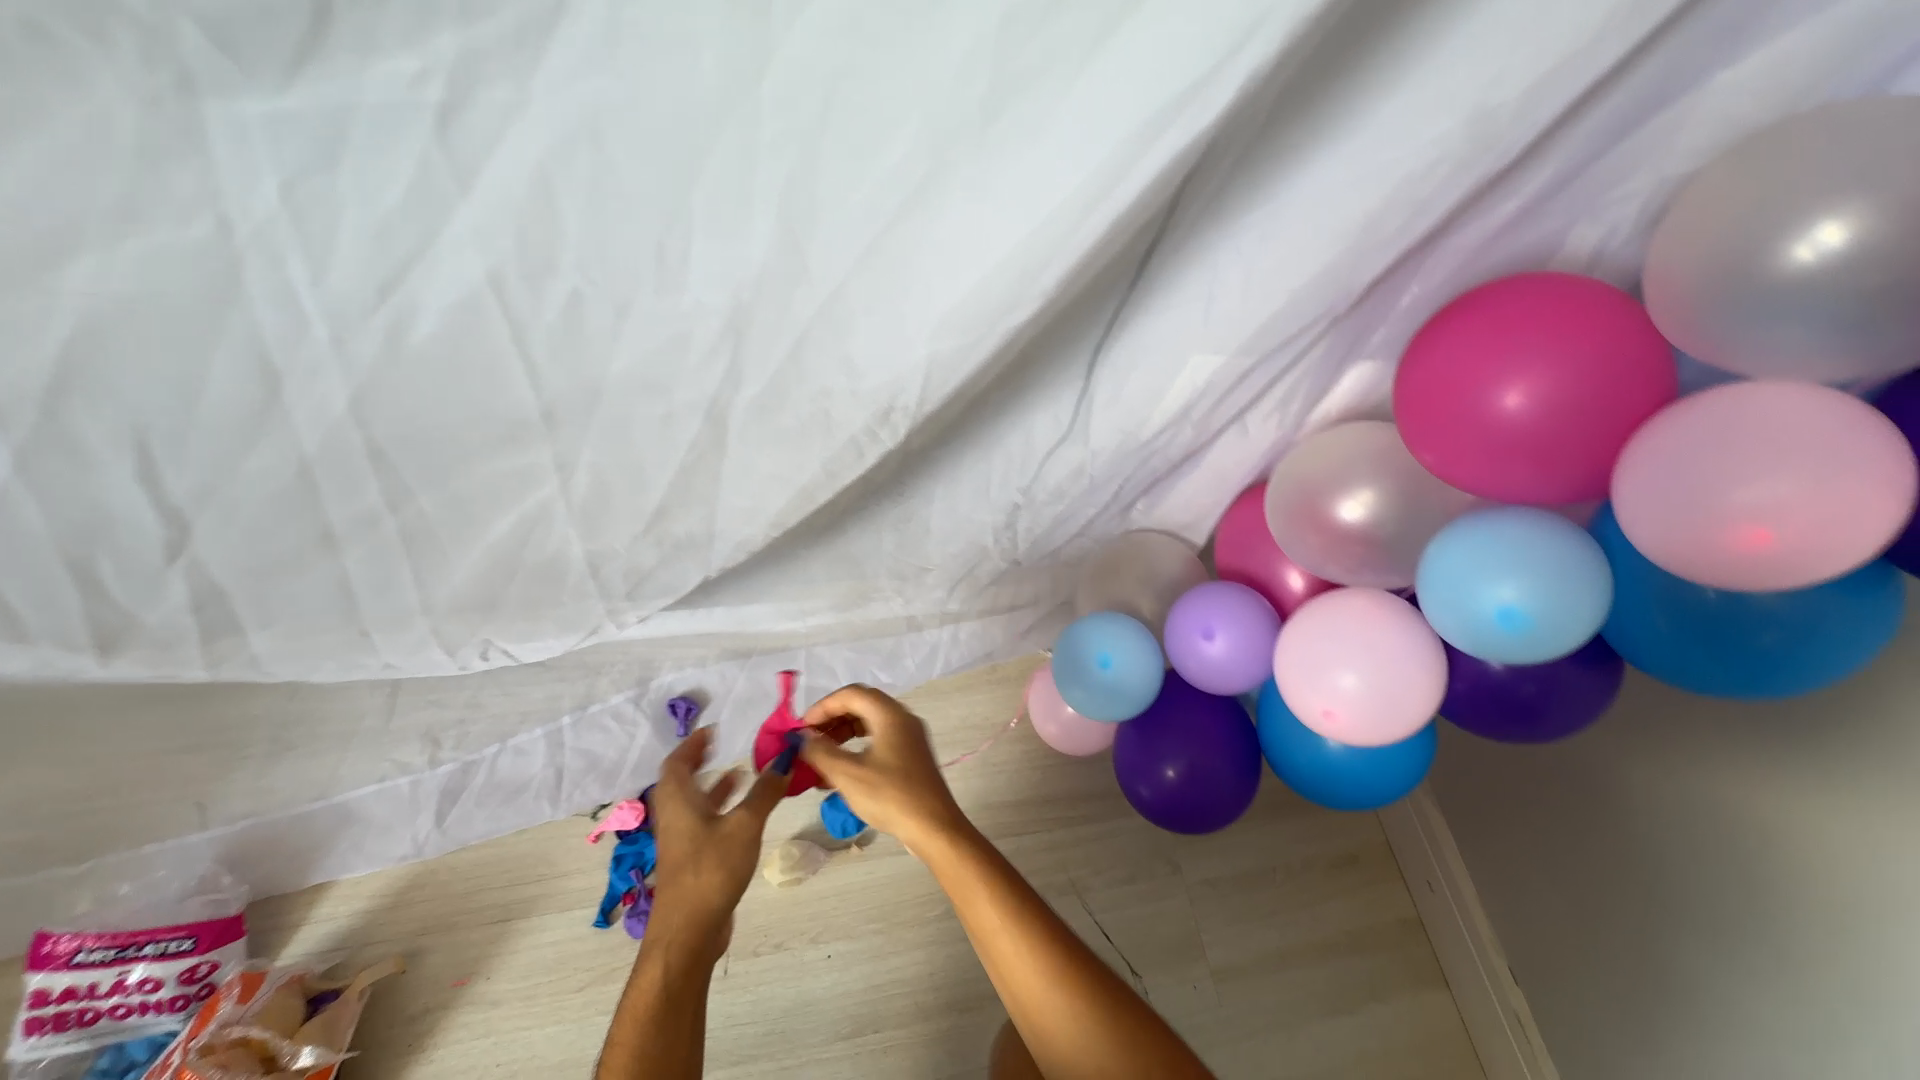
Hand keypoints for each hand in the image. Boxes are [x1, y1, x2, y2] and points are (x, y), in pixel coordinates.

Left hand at [644, 728, 786, 961]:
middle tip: (728, 746)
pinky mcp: (692, 859)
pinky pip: (704, 822)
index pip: (677, 761)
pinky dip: (721, 809)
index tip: (715, 729)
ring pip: (695, 802)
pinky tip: (744, 811)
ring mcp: (681, 840)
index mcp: (677, 800)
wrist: (689, 930)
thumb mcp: (744, 825)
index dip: (694, 743)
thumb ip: (765, 792)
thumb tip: (785, 760)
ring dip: (714, 785)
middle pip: (682, 780)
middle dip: (704, 761)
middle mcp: (674, 815)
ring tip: (742, 772)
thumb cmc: (712, 869)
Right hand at [798, 685, 971, 851]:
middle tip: (809, 740)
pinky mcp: (911, 756)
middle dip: (832, 720)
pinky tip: (840, 772)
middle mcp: (902, 718)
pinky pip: (879, 741)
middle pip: (861, 705)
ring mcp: (909, 737)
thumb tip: (803, 738)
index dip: (823, 707)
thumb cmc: (890, 796)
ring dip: (842, 735)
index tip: (802, 728)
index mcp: (890, 714)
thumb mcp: (848, 774)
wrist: (934, 827)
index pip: (851, 694)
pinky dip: (857, 749)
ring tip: (820, 756)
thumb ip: (820, 751)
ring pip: (869, 724)